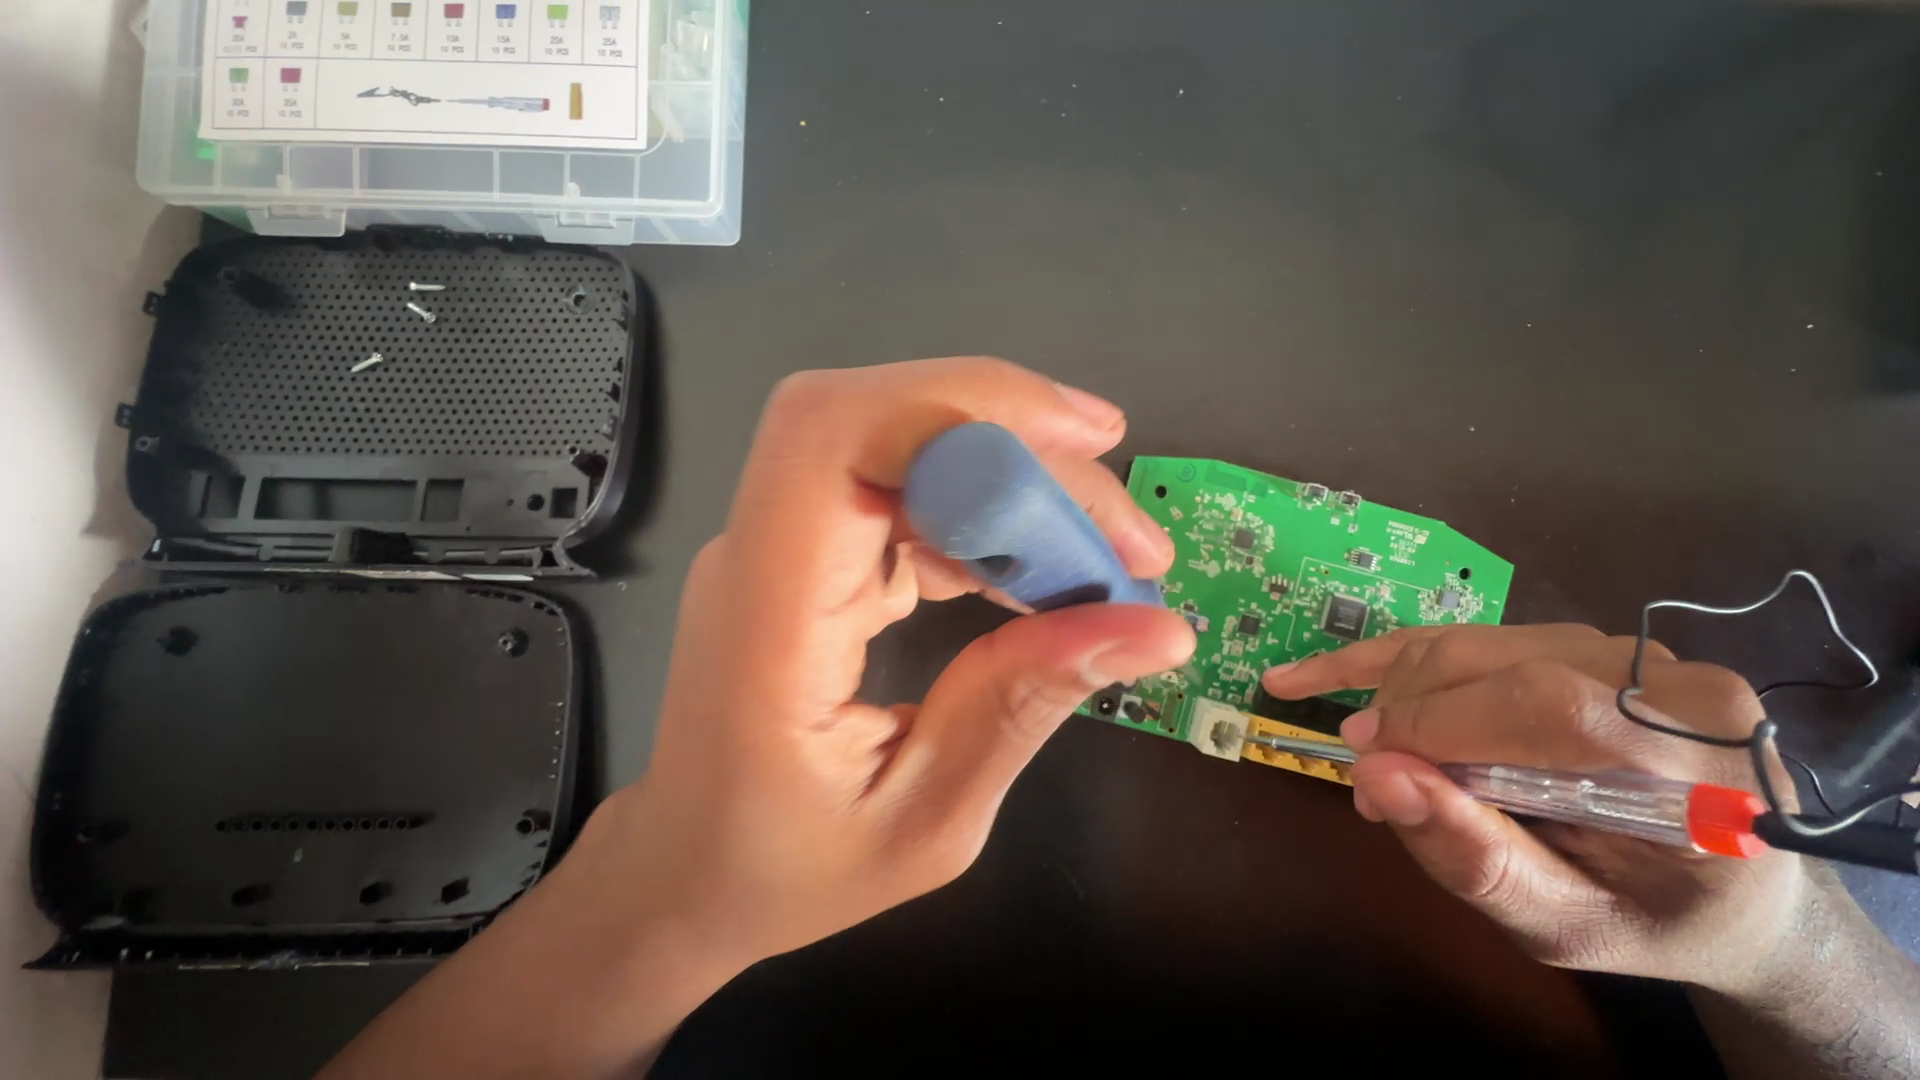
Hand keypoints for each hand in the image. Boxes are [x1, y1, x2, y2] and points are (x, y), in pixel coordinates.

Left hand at [582, 357, 1194, 973]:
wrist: (687, 875)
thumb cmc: (784, 872)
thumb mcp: (927, 820)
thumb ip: (1023, 707)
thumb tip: (1152, 628)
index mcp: (770, 621)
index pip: (833, 438)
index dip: (961, 404)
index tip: (1089, 444)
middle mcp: (761, 555)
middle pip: (883, 424)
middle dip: (1021, 447)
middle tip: (1129, 532)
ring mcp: (778, 545)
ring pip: (901, 451)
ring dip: (1014, 485)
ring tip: (1105, 556)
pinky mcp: (807, 555)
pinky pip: (901, 498)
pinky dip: (984, 518)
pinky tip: (1039, 572)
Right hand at [1261, 625, 1811, 995]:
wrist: (1724, 892)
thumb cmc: (1653, 919)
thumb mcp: (1568, 924)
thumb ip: (1478, 858)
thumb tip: (1376, 778)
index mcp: (1693, 754)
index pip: (1542, 703)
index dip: (1438, 723)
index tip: (1368, 766)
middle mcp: (1662, 679)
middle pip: (1489, 662)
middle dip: (1404, 715)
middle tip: (1368, 782)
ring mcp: (1615, 650)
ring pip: (1461, 645)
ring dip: (1393, 696)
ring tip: (1372, 758)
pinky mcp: (1568, 643)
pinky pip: (1459, 638)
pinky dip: (1381, 659)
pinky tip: (1312, 675)